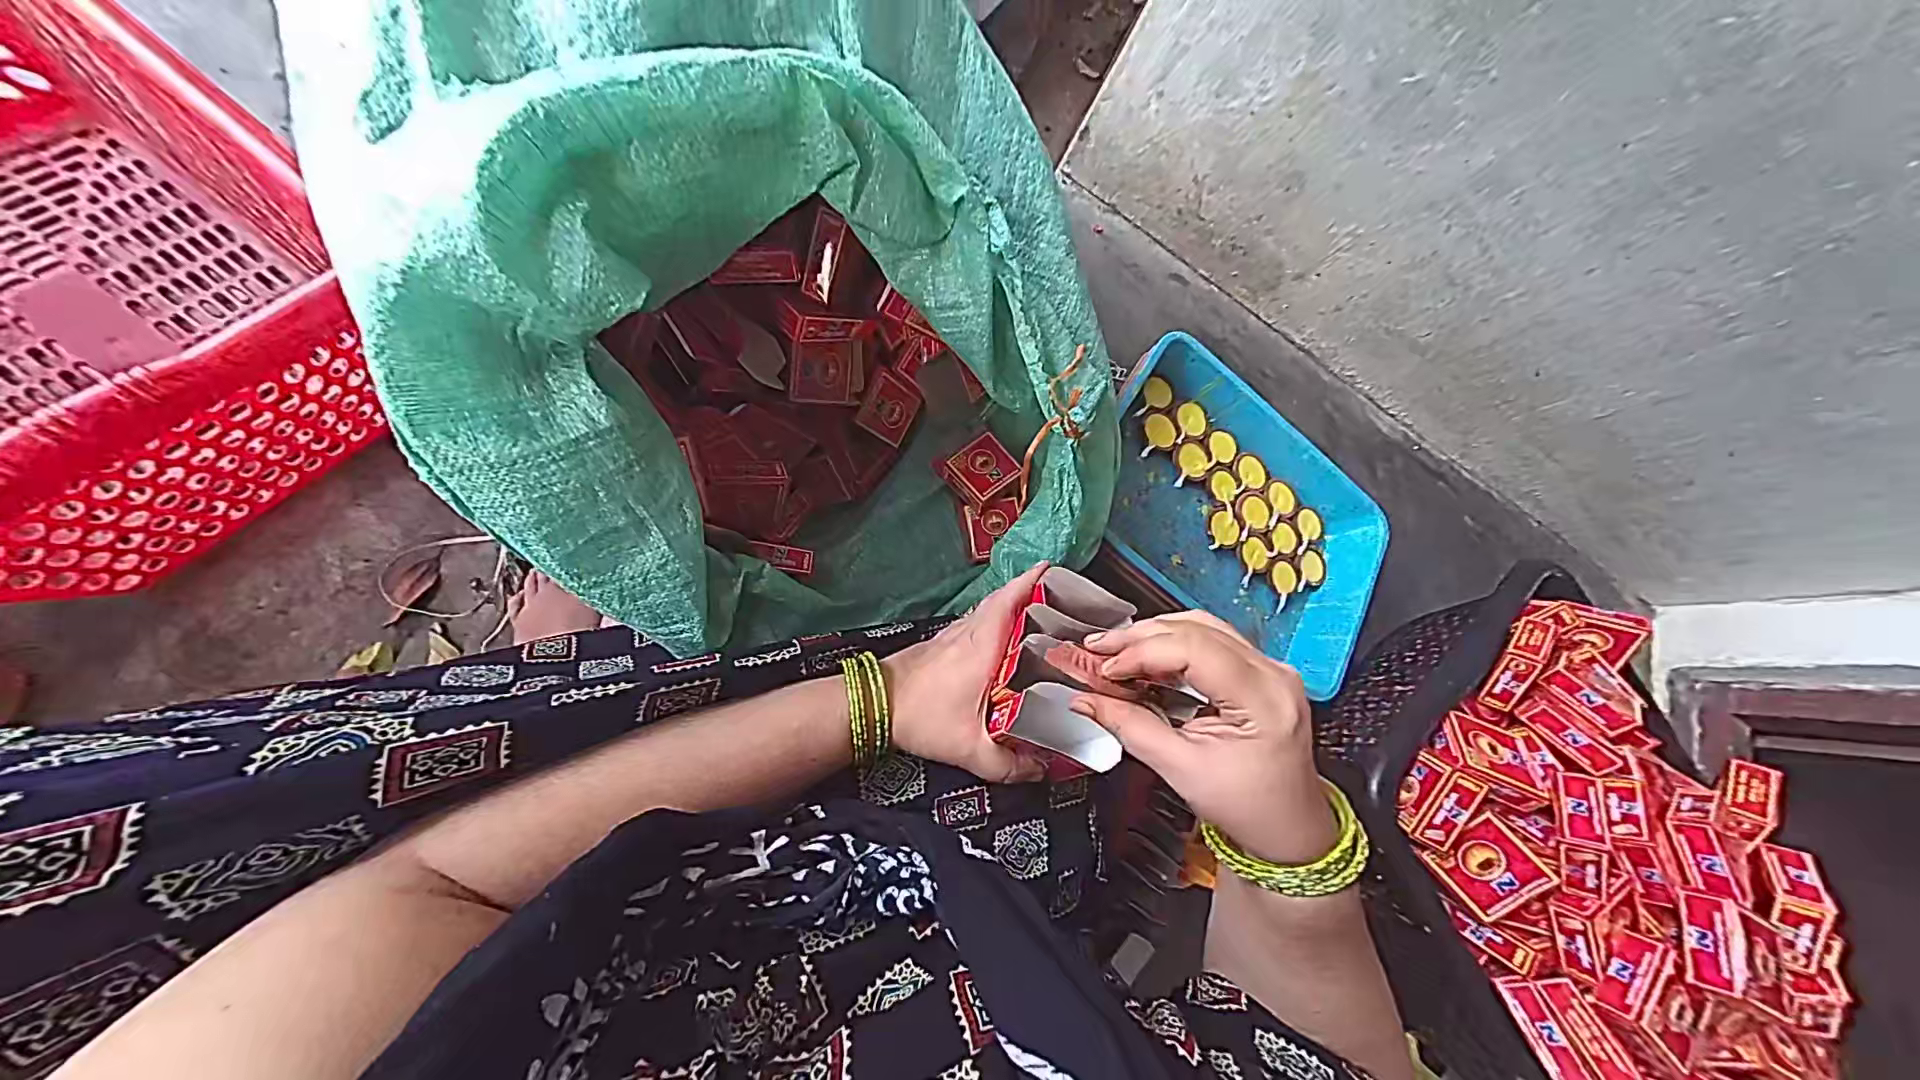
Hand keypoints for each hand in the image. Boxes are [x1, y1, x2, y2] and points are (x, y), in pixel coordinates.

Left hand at [883, 563, 1048, 783]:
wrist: (873, 704)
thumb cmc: (920, 717)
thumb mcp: (970, 749)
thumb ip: (1008, 764)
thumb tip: (1040, 770)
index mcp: (981, 645)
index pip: (1009, 601)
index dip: (1030, 582)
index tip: (1050, 567)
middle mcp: (967, 632)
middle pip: (1001, 599)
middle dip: (1028, 590)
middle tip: (1055, 593)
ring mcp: (951, 636)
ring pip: (987, 610)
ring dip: (1010, 604)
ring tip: (1037, 613)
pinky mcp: (940, 644)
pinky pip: (975, 622)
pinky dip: (993, 620)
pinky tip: (1001, 639)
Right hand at [1072, 611, 1336, 863]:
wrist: (1288, 826)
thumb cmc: (1250, 807)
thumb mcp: (1180, 769)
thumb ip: (1129, 726)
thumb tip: (1088, 700)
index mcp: (1262, 700)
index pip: (1192, 649)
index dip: (1140, 653)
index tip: (1106, 669)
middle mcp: (1273, 674)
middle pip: (1194, 629)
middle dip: (1138, 638)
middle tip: (1097, 651)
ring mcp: (1269, 668)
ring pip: (1200, 626)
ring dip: (1152, 635)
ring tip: (1115, 651)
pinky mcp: (1257, 670)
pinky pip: (1209, 639)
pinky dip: (1170, 643)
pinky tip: (1144, 656)